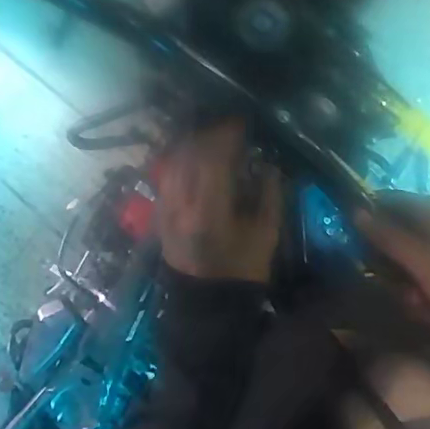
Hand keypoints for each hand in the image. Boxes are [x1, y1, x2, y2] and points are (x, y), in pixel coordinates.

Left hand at [156, 121, 283, 282]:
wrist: (208, 304)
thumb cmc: (243, 271)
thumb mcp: (266, 233)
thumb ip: (269, 193)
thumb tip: (266, 162)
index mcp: (209, 211)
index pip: (213, 158)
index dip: (227, 135)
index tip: (242, 123)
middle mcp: (181, 206)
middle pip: (188, 154)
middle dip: (209, 135)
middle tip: (229, 128)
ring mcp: (166, 210)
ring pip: (172, 162)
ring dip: (192, 144)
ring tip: (212, 139)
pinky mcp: (160, 215)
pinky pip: (166, 176)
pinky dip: (180, 161)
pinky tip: (195, 158)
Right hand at [354, 192, 429, 333]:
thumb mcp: (422, 260)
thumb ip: (387, 235)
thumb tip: (355, 210)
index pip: (388, 200)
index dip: (367, 219)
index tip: (353, 246)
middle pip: (397, 234)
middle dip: (392, 265)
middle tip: (397, 288)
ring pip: (410, 260)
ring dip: (408, 285)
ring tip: (420, 306)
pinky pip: (428, 276)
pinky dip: (426, 294)